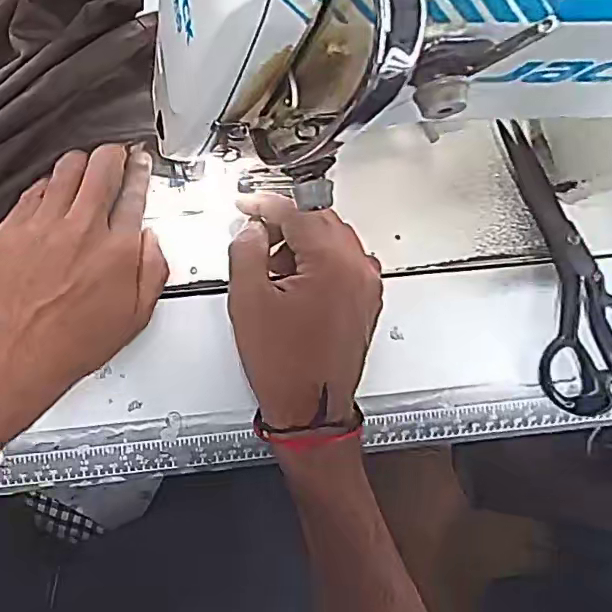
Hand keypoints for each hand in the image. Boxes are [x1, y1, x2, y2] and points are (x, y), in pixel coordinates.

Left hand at [0, 145, 166, 454]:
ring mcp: (46, 224)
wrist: (23, 351)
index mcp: (118, 247)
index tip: (140, 165)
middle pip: (103, 166)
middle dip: (113, 155)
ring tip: (83, 169)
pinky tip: (50, 194)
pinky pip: (33, 189)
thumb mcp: (136, 314)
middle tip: (114, 157)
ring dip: (80, 164)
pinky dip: (46, 186)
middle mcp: (83, 228)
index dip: (140, 171)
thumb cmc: (75, 340)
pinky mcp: (14, 228)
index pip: (134, 191)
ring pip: (67, 168)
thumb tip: (151, 241)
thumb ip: (152, 270)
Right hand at [227, 193, 381, 433]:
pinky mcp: (364, 302)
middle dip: (284, 223)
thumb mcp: (247, 300)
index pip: (298, 213)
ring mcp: (365, 287)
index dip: (265, 204)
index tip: (247, 203)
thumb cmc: (285, 364)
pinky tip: (289, 282)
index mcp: (332, 264)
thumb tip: (251, 230)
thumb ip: (245, 252)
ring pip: (332, 241)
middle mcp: (358, 270)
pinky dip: (315, 261)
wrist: (310, 407)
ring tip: (268, 266)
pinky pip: (341, 264)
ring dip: (300, 242)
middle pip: (320, 221)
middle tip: (252, 233)